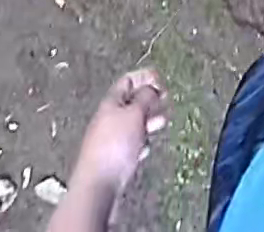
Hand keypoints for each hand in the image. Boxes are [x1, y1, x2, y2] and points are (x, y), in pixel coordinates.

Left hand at [69, 68, 168, 198]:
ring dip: (149, 120)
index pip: (128, 80)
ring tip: (163, 122)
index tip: (162, 80)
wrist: (96, 186)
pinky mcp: (113, 159)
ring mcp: (110, 139)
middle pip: (131, 101)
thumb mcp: (135, 114)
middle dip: (150, 99)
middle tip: (166, 100)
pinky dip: (141, 141)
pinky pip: (130, 143)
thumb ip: (146, 97)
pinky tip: (146, 148)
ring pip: (133, 123)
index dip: (145, 77)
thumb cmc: (115, 144)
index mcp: (111, 102)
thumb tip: (152, 88)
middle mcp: (109, 118)